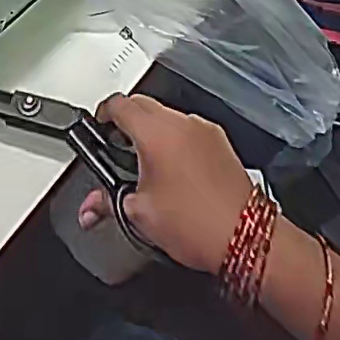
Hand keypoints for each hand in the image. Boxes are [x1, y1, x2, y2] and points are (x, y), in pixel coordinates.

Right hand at [76, 94, 255, 272]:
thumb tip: (93, 206)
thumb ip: (108, 202)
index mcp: (154, 133)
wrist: (247, 237)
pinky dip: (177, 137)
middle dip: (126, 118)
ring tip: (148, 159)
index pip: (118, 104)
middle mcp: (179, 123)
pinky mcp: (219, 140)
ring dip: (153, 127)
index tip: (100, 124)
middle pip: (142, 103)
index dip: (103, 112)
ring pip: (167, 114)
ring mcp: (202, 129)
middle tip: (118, 141)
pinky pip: (189, 127)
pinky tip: (176, 166)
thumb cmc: (199, 226)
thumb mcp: (141, 215)